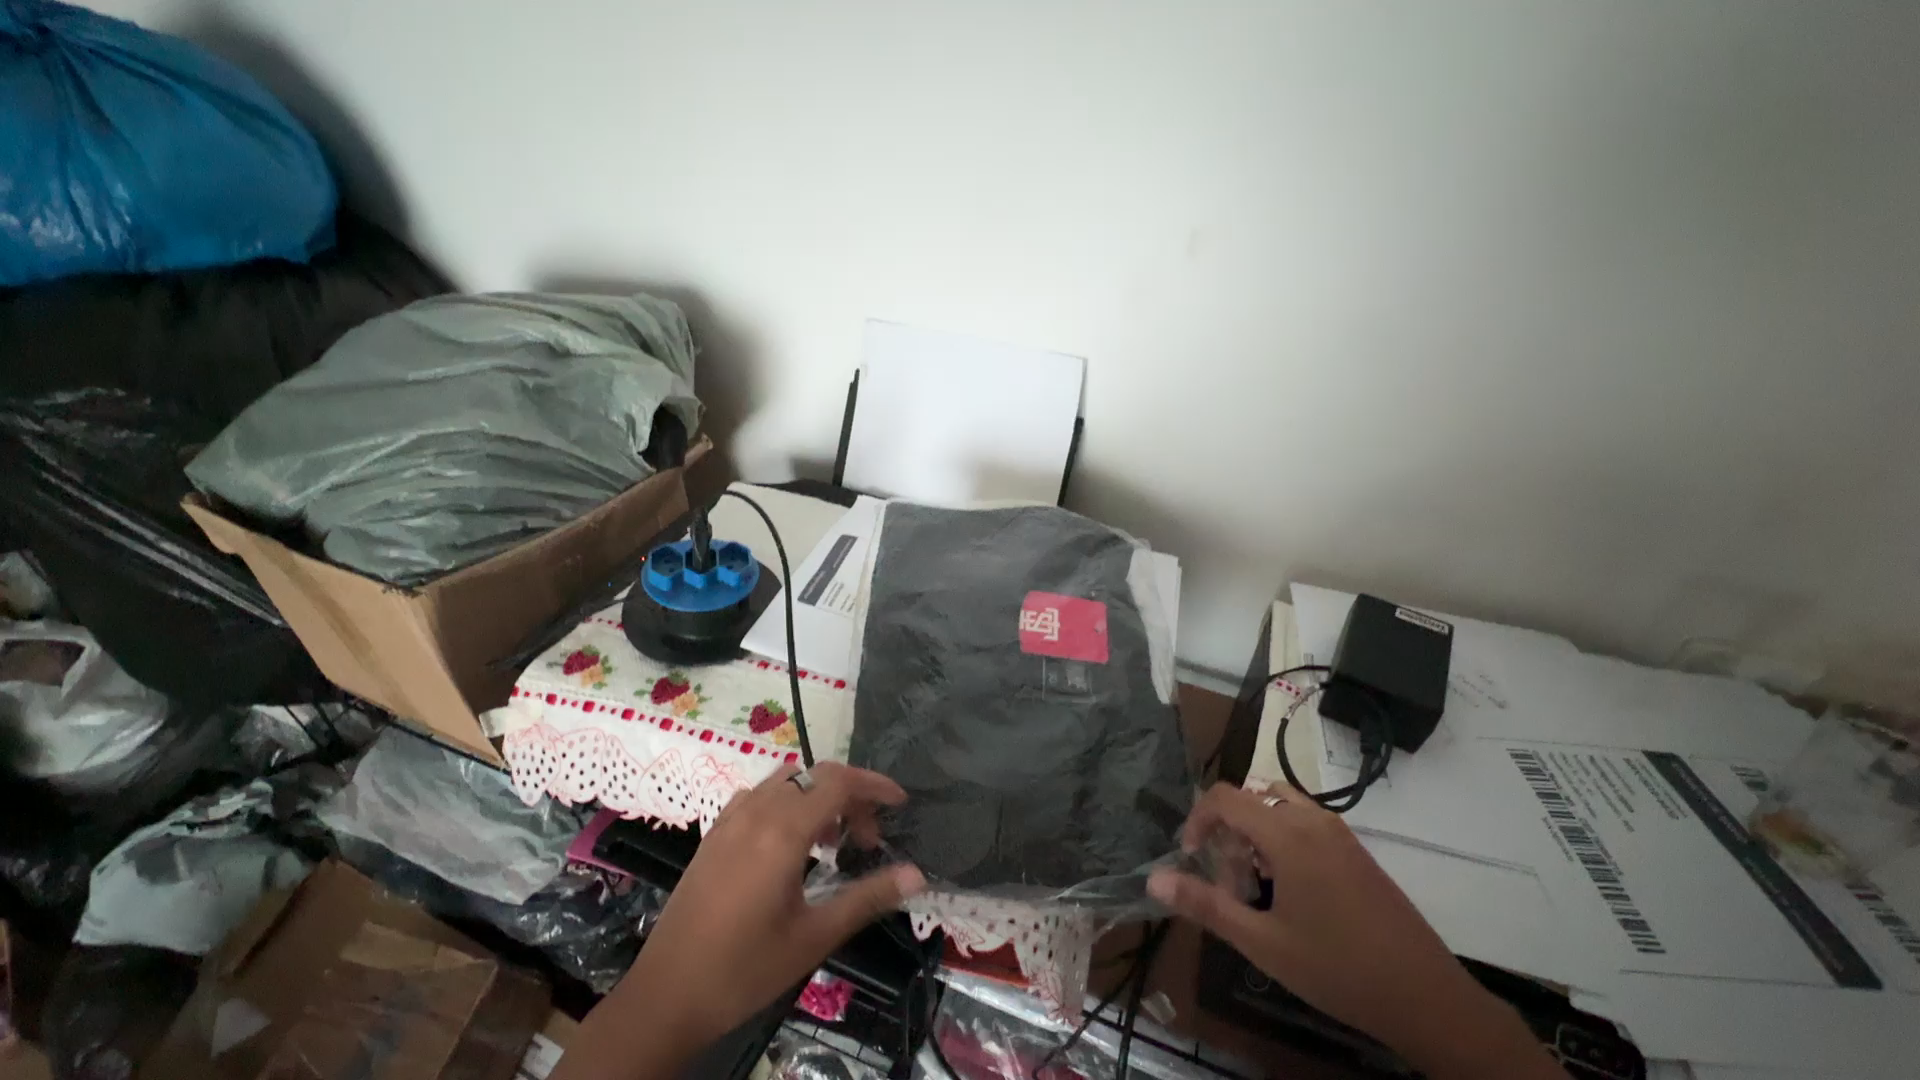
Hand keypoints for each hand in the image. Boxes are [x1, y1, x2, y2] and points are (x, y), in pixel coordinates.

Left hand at [556, 763, 925, 1079]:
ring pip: (783, 781)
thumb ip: (867, 898)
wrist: (666, 995)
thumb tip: (916, 874)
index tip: (900, 803)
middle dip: (849, 795)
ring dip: (816, 796)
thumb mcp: (814, 937)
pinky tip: (790, 846)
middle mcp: (755, 813)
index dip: (873, 785)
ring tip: (832, 841)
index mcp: (782, 832)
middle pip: (813, 776)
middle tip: (868, 839)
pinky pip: (757, 797)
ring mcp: (729, 821)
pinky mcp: (713, 835)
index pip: (837, 782)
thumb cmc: (745, 969)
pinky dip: (785, 803)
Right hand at [1148, 784, 1566, 1079]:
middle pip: (1252, 801)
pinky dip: (1282, 843)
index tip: (1191, 858)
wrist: (1425, 996)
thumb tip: (1153, 880)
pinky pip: (1305, 824)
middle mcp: (1314, 821)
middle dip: (1228, 835)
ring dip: (1255, 837)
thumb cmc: (1335, 968)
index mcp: (1288, 835)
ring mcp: (1340, 834)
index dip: (1197, 820)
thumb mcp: (1261, 943)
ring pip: (1279, 809)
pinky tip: (1289, 896)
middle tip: (1229, 888)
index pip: (1226, 797)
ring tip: (1255, 890)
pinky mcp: (1357, 851)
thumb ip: (1205, 905)